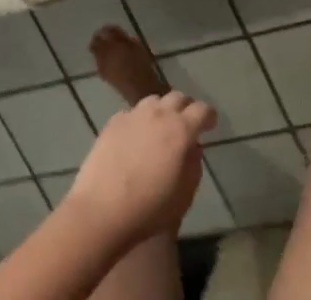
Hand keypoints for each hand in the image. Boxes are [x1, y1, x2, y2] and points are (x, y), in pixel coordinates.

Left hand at [63, 91, 215, 246]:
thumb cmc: (148, 208)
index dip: (209, 116)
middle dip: (186, 108)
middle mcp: (158, 115)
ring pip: (153, 101)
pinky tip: (135, 138)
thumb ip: (194, 166)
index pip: (203, 110)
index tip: (210, 126)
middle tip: (186, 125)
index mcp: (181, 130)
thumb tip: (192, 149)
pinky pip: (131, 114)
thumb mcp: (184, 195)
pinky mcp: (112, 125)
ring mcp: (132, 117)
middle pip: (178, 97)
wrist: (100, 212)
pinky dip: (139, 121)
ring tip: (159, 128)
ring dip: (161, 110)